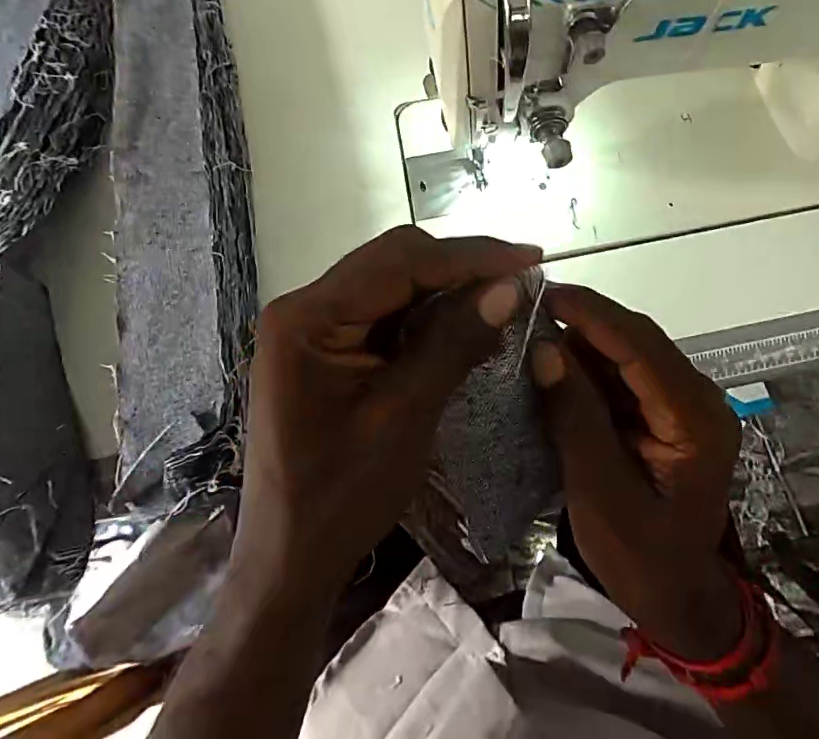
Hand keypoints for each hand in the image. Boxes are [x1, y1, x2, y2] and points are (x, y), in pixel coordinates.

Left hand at [235, 226, 538, 595]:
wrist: (289, 561)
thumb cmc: (340, 498)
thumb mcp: (404, 415)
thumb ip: (453, 341)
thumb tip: (508, 286)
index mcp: (308, 317)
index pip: (401, 262)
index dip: (470, 256)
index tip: (528, 258)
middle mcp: (305, 308)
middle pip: (395, 262)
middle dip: (461, 265)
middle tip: (520, 277)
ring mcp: (314, 328)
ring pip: (395, 284)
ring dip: (449, 287)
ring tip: (504, 295)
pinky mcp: (328, 348)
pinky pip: (388, 313)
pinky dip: (431, 314)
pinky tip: (468, 322)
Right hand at [532, 285, 744, 659]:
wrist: (678, 600)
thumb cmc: (641, 560)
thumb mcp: (600, 494)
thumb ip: (575, 417)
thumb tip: (545, 348)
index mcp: (695, 421)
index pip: (641, 349)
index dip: (592, 315)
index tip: (544, 294)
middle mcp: (700, 399)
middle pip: (639, 341)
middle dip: (585, 322)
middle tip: (529, 310)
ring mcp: (687, 403)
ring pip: (631, 350)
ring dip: (584, 341)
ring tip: (534, 335)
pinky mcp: (669, 411)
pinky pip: (627, 373)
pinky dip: (591, 365)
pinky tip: (558, 365)